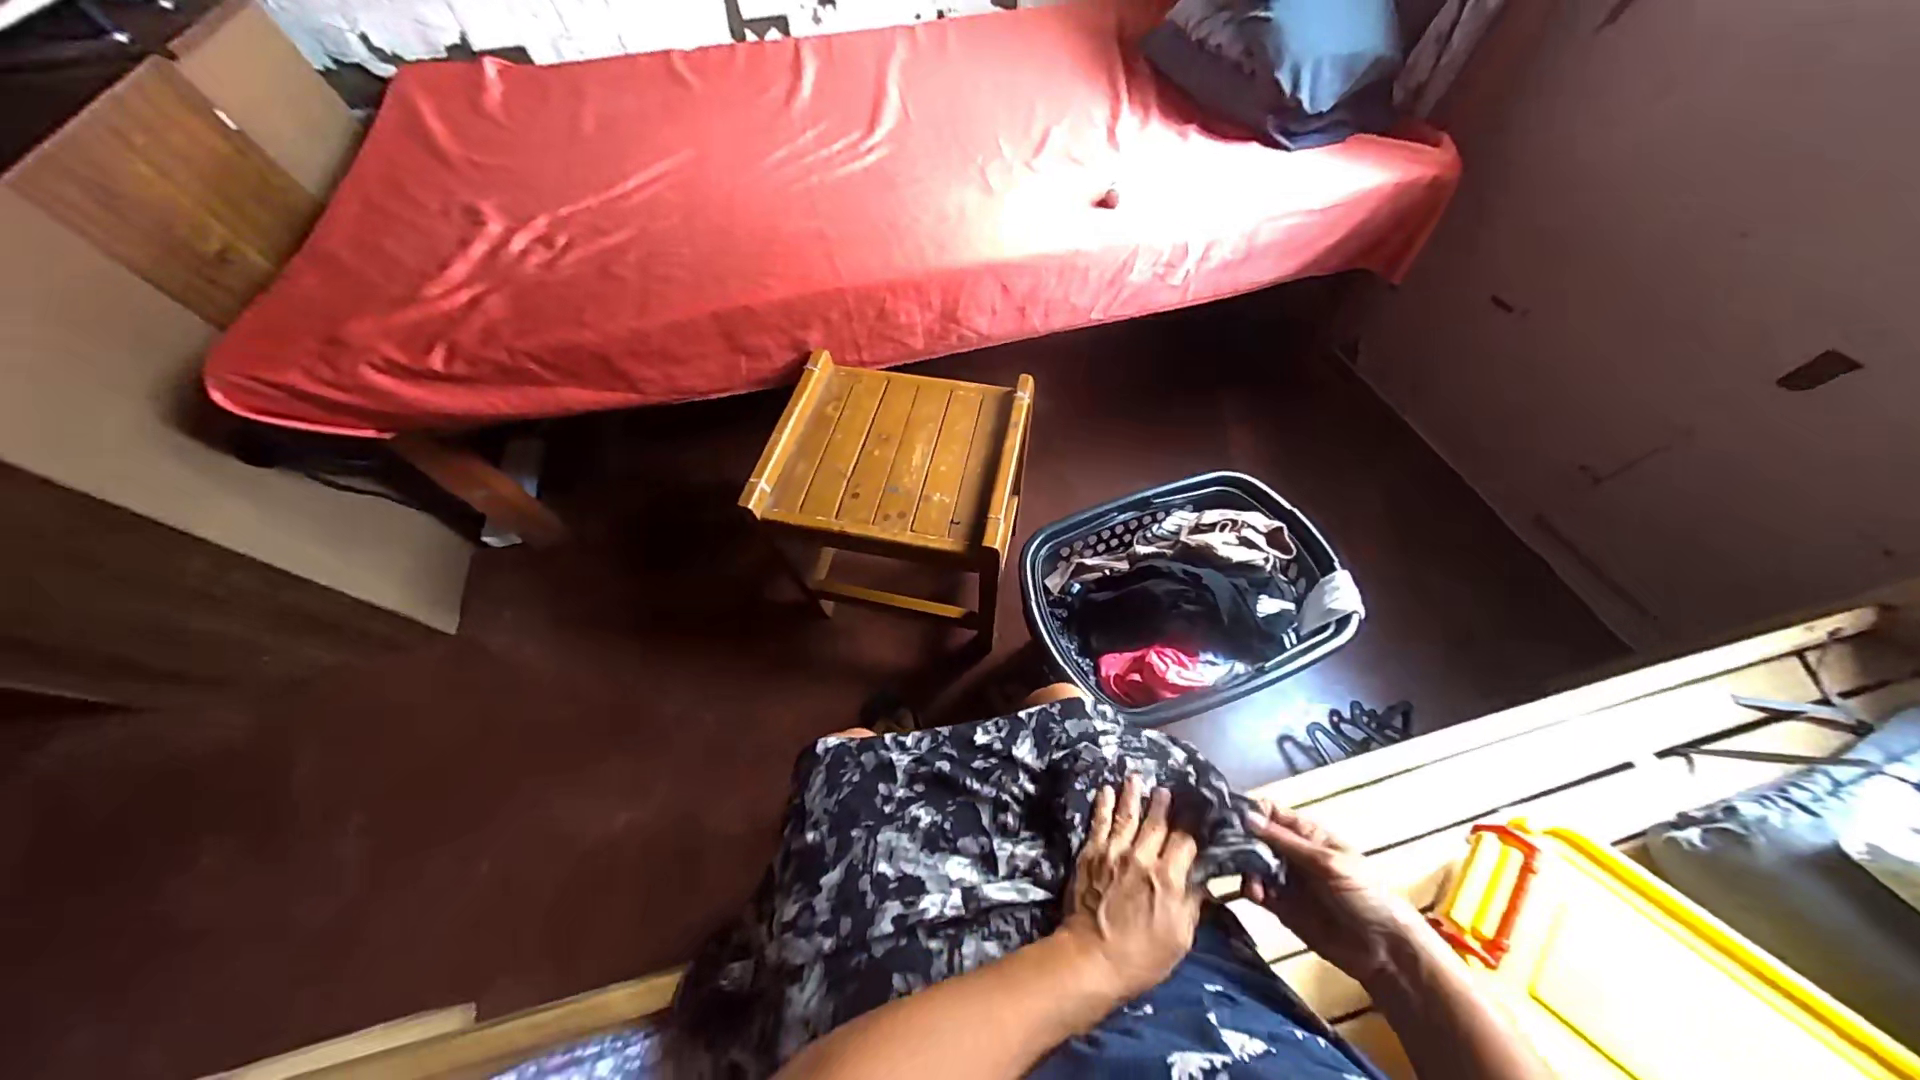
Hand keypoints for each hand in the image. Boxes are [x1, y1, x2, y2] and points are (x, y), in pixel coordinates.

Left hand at [1058, 774, 1203, 999]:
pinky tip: (1104, 790)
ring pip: (1127, 816)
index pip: (1185, 841)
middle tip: (1167, 787)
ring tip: (1136, 777)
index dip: (1192, 825)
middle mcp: (1141, 858)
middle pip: (1157, 823)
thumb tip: (1204, 877)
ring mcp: (1113, 853)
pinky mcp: (1090, 854)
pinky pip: (1098, 823)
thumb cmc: (1143, 956)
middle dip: (1163, 803)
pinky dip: (1102, 805)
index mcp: (1168, 878)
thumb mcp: (1181, 936)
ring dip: (1132, 795)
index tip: (1197, 811)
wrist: (1092, 958)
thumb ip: (1192, 902)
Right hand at [1242, 798, 1429, 987]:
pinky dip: (1248, 888)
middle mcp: (1289, 852)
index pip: (1267, 811)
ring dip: (1243, 867)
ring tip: (1251, 881)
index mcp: (1304, 833)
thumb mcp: (1326, 863)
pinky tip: (1255, 894)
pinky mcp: (1279, 905)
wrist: (1384, 952)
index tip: (1223, 816)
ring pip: (1249, 862)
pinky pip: (1255, 890)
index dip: (1247, 810)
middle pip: (1252, 836)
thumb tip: (1245, 816)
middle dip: (1237, 839)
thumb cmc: (1364, 895)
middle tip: (1221, 847)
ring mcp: (1284, 879)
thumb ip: (1284, 841)